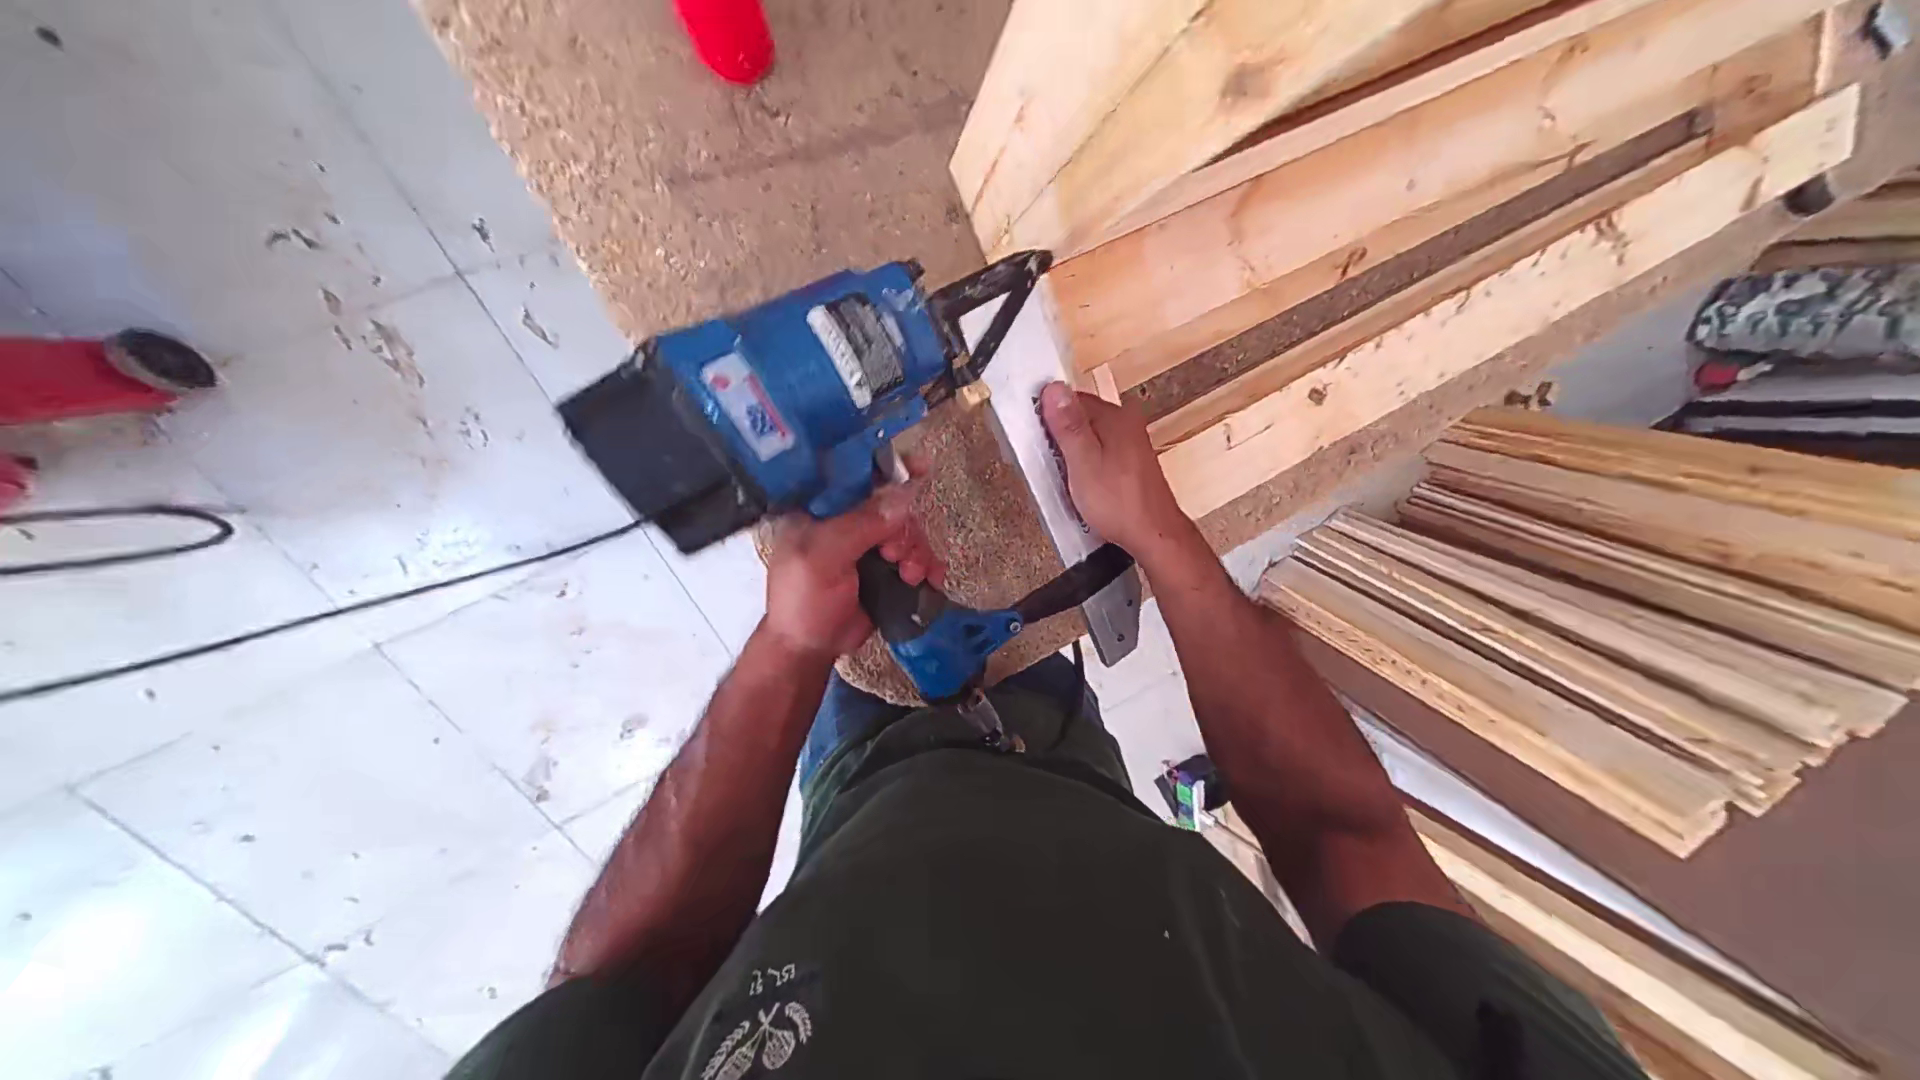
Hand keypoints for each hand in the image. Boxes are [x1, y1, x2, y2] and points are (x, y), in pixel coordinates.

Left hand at [759, 484, 945, 665]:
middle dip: (904, 531)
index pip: (856, 475)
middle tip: (897, 557)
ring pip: (907, 531)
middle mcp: (846, 520)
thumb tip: (904, 498)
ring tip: (912, 576)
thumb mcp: (823, 559)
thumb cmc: (803, 601)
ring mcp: (868, 545)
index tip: (921, 467)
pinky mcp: (885, 568)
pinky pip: (915, 556)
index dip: (889, 469)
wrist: (811, 650)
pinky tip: (931, 580)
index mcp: (820, 509)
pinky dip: (928, 566)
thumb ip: (860, 526)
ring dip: (917, 552)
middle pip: (892, 506)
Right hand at [1039, 382, 1198, 564]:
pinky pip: (1098, 455)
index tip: (1039, 438)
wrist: (1153, 536)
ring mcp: (1130, 445)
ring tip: (1066, 478)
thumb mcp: (1083, 462)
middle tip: (1052, 463)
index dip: (1049, 417)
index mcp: (1115, 418)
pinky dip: (1085, 467)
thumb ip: (1068, 425)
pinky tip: (1081, 486)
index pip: (1071, 399)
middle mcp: (1126, 425)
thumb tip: (1054, 389)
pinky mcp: (1129, 464)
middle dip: (1061, 438)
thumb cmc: (1120, 504)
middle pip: (1080, 418)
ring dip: (1072, 455)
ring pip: (1089, 439)